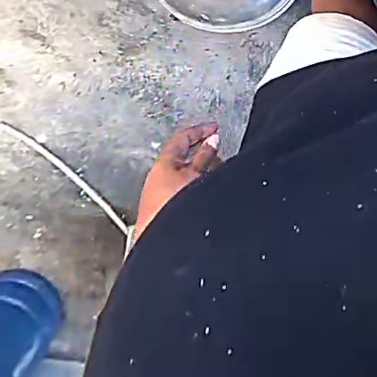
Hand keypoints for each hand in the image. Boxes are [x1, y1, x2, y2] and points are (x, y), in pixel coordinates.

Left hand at [132, 123, 219, 242]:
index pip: (182, 139)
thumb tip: (213, 141)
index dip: (200, 131)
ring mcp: (160, 196)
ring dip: (202, 171)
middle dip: (203, 153)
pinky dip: (197, 186)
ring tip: (217, 175)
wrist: (164, 247)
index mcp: (163, 165)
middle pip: (183, 157)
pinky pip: (184, 190)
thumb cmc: (175, 209)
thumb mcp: (197, 175)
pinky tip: (208, 192)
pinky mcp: (165, 212)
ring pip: (185, 175)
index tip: (214, 128)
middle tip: (219, 151)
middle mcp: (158, 178)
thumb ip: (206, 156)